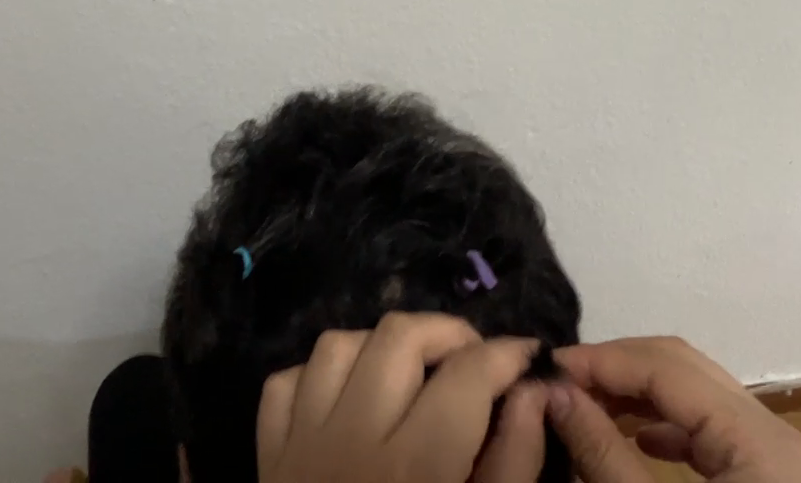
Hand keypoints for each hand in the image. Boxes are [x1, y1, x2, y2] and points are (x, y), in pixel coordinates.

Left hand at [255, 312, 546, 482]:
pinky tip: (346, 400)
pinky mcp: (268, 456)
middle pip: (398, 337)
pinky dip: (317, 378)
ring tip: (412, 373)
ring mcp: (300, 443)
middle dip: (447, 333)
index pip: (467, 375)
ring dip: (380, 347)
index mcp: (415, 468)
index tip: (528, 355)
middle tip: (475, 360)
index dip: (507, 353)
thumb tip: (532, 394)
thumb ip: (513, 466)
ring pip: (336, 345)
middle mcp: (352, 438)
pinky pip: (285, 385)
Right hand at [545, 337, 800, 482]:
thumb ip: (603, 453)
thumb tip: (554, 392)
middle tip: (562, 382)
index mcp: (759, 440)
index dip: (600, 360)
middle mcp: (775, 434)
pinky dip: (667, 423)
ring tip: (586, 405)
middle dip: (617, 367)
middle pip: (682, 366)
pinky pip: (713, 428)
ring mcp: (780, 458)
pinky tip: (636, 438)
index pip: (664, 366)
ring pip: (697, 392)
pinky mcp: (774, 480)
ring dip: (638, 391)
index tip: (546, 369)